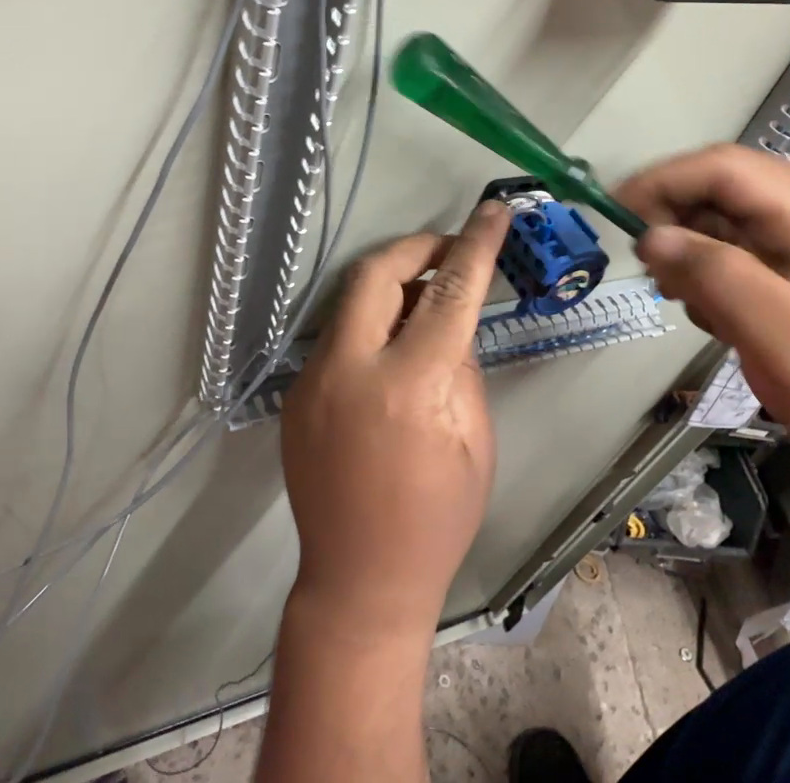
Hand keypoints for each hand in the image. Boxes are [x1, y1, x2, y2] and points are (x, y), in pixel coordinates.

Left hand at [280, 200, 510, 636]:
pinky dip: (368, 327)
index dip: (476, 244)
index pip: (449, 291)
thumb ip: (460, 368)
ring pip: (350, 303)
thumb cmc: (437, 520)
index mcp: (408, 384)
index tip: (494, 212)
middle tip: (450, 252)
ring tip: (426, 301)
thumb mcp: (474, 440)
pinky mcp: (295, 397)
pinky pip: (336, 340)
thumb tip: (450, 320)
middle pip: (377, 273)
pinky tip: (391, 351)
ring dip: (390, 287)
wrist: (360, 578)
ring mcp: (312, 381)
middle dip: (417, 248)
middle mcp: (349, 369)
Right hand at [616, 145, 789, 468]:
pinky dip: (715, 274)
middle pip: (722, 187)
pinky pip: (742, 246)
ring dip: (695, 255)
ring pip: (725, 218)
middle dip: (675, 224)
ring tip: (703, 312)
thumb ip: (721, 283)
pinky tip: (727, 318)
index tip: (611, 221)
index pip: (725, 168)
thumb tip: (651, 238)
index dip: (660, 183)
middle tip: (658, 283)